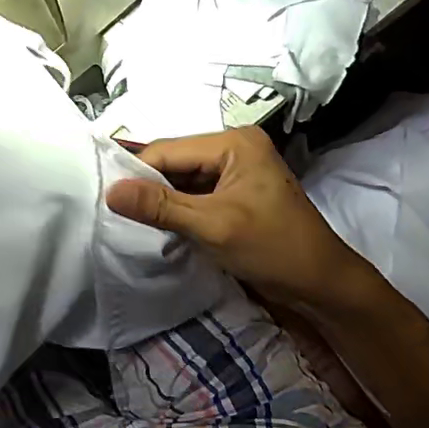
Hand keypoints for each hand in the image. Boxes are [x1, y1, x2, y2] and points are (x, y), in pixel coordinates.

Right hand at [106, 128, 374, 307]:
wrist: (321, 284)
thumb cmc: (273, 249)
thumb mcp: (212, 226)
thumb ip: (161, 207)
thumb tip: (110, 192)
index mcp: (234, 143)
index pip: (168, 151)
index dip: (136, 174)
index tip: (106, 200)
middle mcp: (234, 148)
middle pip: (173, 162)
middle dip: (148, 188)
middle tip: (117, 213)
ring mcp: (235, 171)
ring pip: (181, 180)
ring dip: (161, 201)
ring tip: (133, 221)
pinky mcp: (234, 193)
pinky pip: (194, 194)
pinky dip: (177, 210)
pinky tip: (160, 226)